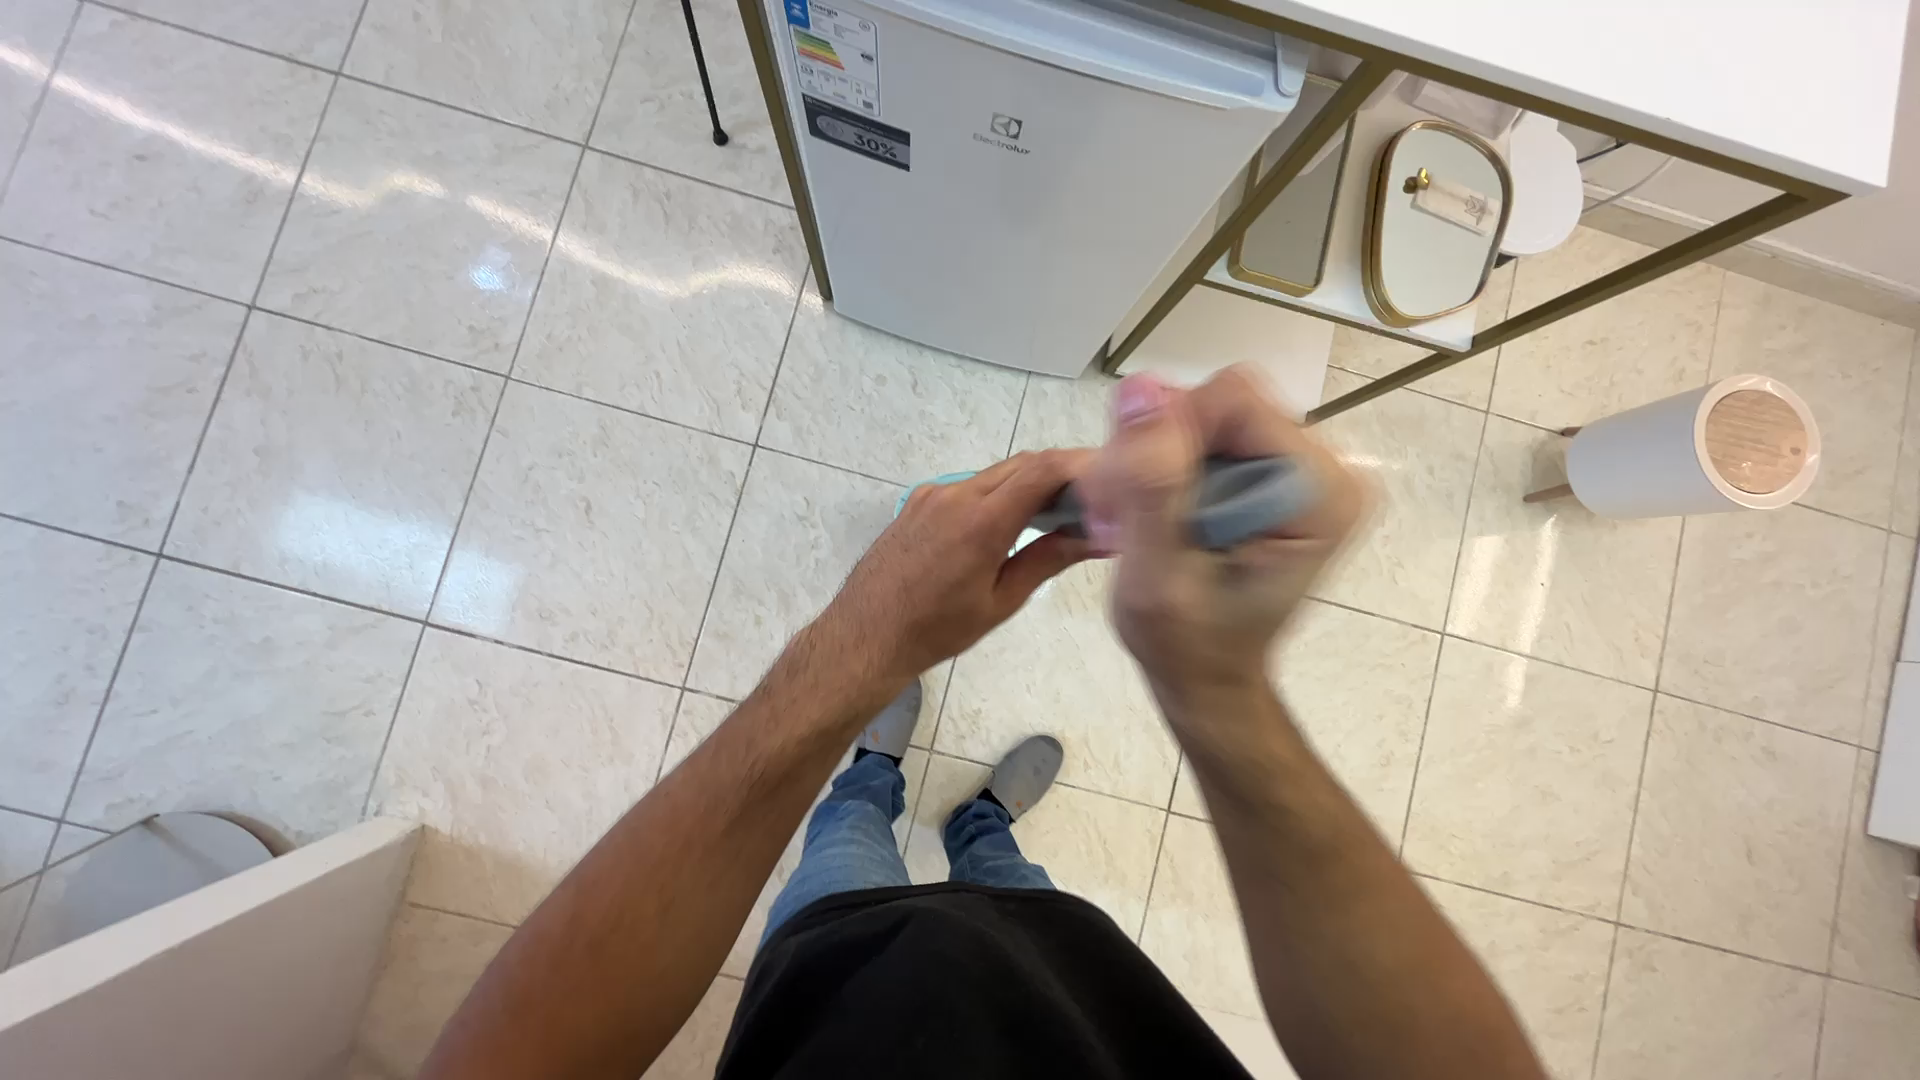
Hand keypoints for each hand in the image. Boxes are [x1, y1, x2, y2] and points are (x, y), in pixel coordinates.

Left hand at [818, 450, 1093, 687]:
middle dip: (1061, 473)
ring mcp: (933, 494)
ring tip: (1059, 511)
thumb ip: (1048, 560)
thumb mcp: (1001, 601)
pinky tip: (1011, 522)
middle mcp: (957, 493)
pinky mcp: (918, 501)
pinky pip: (969, 486)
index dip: (1082, 464)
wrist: (865, 635)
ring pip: (995, 474)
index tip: (1110, 475)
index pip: (1043, 470)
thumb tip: (1098, 538)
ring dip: (1030, 483)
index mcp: (982, 520)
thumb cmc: (937, 629)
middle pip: (1022, 465)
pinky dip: (998, 494)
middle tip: (1095, 496)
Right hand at [1075, 367, 1365, 708]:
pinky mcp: (1268, 471)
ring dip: (1147, 461)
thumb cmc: (1185, 645)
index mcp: (1320, 492)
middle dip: (1152, 450)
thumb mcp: (1158, 576)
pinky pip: (1199, 434)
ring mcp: (1298, 466)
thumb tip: (1140, 386)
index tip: (1128, 495)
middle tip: (1118, 514)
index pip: (1233, 400)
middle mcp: (1324, 467)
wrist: (1207, 674)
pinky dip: (1158, 468)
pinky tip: (1144, 514)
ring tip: (1127, 521)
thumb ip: (1152, 485)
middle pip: (1216, 402)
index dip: (1166, 433)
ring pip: (1199, 414)